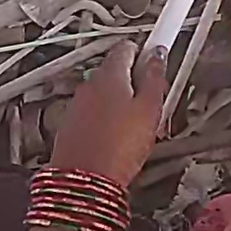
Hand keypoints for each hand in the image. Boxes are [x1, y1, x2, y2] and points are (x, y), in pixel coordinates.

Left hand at [49, 42, 165, 185]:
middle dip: (137, 82)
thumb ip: (156, 78)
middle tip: (154, 101)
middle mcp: (89, 84)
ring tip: (139, 125)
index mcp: (110, 74)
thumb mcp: (150, 109)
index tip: (159, 58)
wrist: (84, 183)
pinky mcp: (72, 125)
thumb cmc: (117, 147)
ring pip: (107, 93)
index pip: (128, 47)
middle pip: (118, 71)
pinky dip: (108, 119)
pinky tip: (121, 138)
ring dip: (123, 102)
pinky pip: (95, 113)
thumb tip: (158, 56)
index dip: (147, 52)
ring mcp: (78, 105)